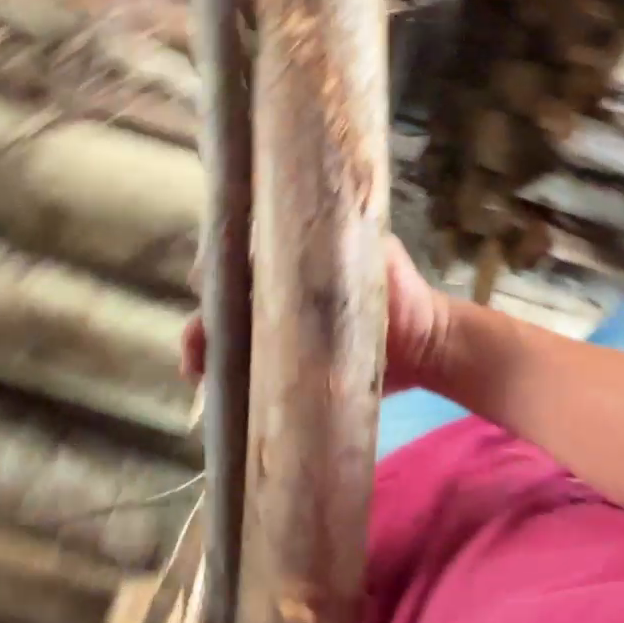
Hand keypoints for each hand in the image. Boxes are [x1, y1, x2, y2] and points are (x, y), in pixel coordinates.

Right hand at [179, 235, 454, 393]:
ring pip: (228, 338)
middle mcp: (276, 294)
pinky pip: (246, 373)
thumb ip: (345, 242)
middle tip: (197, 341)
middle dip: (204, 319)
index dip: (217, 269)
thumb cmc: (401, 293)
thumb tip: (307, 232)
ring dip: (203, 349)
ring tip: (196, 368)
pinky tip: (209, 390)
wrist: (427, 347)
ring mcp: (278, 333)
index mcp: (292, 262)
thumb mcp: (376, 256)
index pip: (240, 258)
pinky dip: (223, 380)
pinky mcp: (286, 370)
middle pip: (225, 301)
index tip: (206, 282)